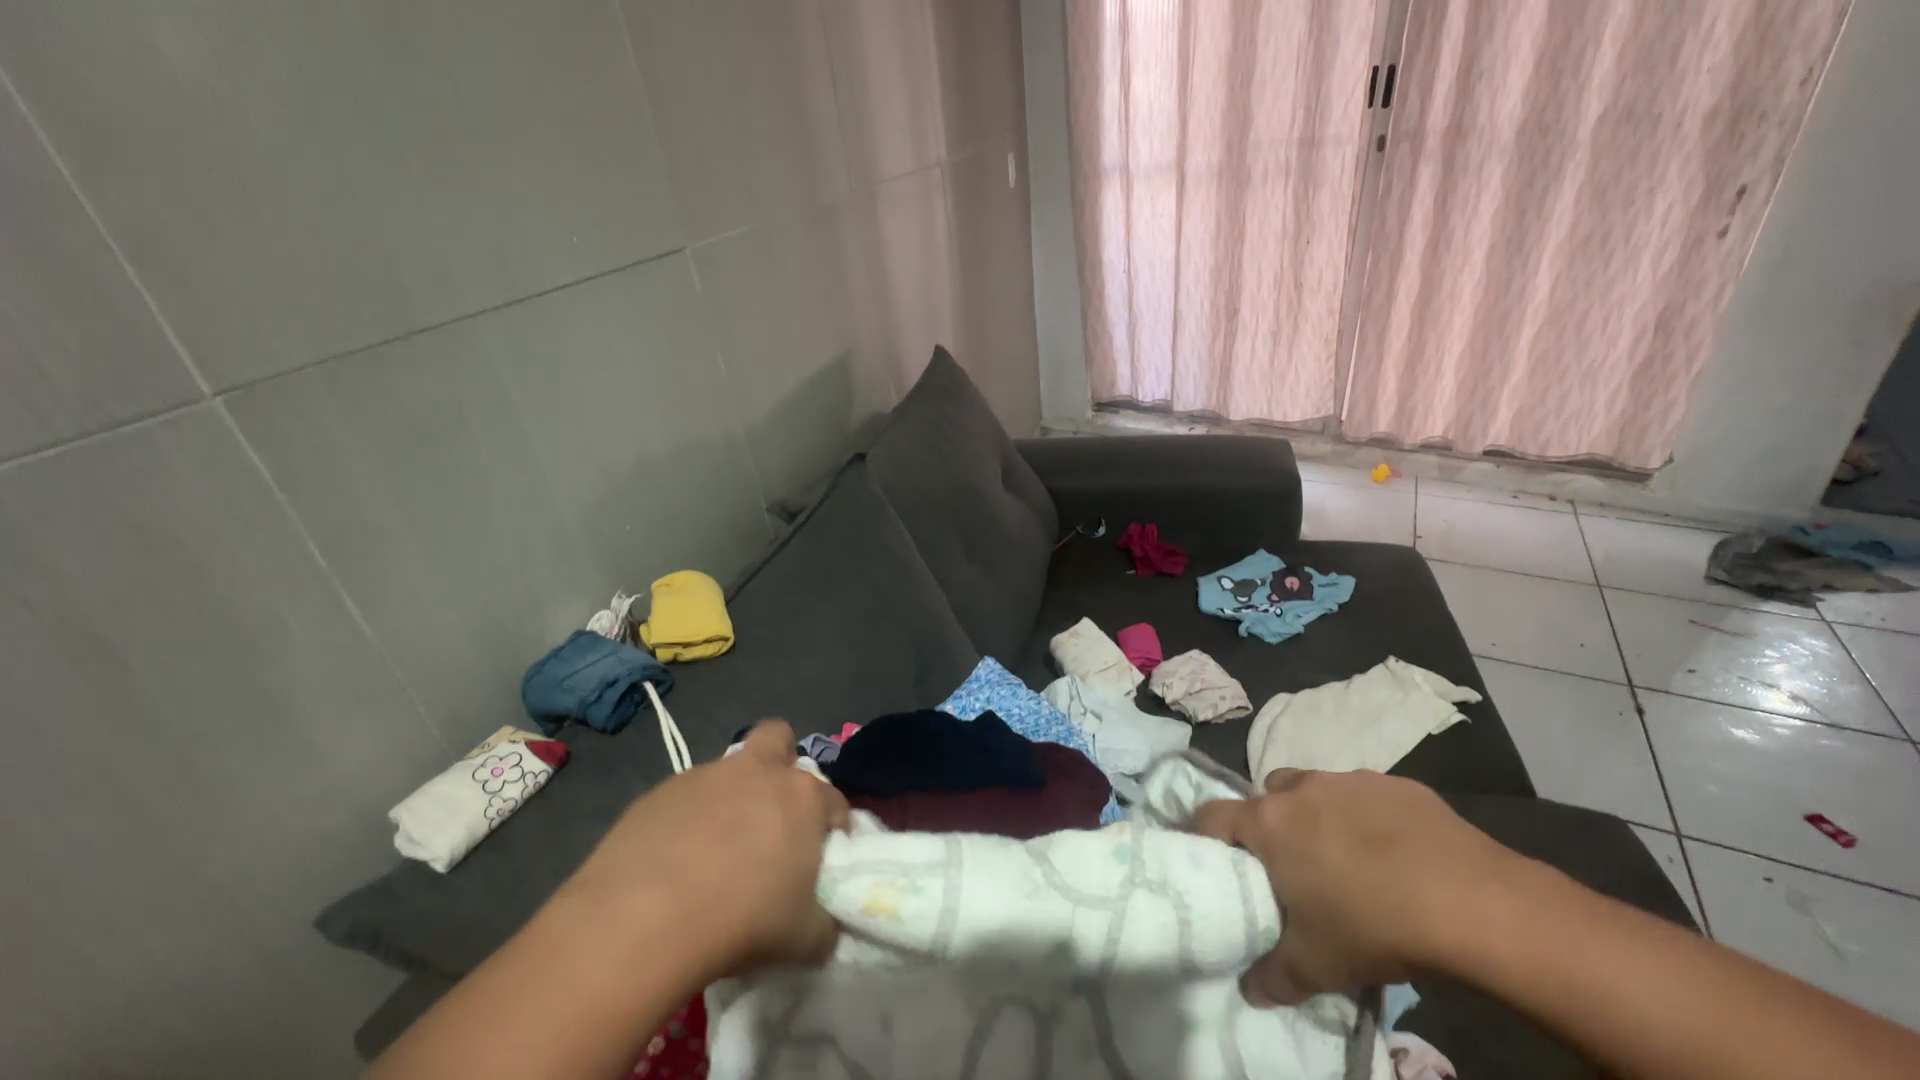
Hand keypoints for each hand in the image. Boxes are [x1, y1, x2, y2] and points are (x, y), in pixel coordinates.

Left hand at [554, 720, 849, 980]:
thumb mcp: (806, 941)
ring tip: (715, 855)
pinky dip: (685, 823)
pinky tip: (673, 864)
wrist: (644, 920)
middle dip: (781, 763)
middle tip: (773, 815)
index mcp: (802, 797)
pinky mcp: (656, 794)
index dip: (833, 827)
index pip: (834, 800)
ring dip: (728, 800)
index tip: (822, 858)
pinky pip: (682, 801)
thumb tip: (824, 928)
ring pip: (725, 773)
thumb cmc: (744, 921)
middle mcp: (756, 772)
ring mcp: (702, 777)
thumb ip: (825, 927)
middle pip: (777, 738)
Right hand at [1190, 768, 1526, 1005]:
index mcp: (1270, 823)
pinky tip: (1395, 856)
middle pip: (1266, 796)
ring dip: (1317, 817)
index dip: (1200, 836)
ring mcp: (1355, 782)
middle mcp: (1304, 790)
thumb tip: (1251, 990)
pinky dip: (1368, 819)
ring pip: (1317, 790)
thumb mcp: (1313, 967)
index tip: (1205, 859)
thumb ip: (1271, 977)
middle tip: (1285, 866)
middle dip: (1267, 823)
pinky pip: (1367, 797)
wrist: (1473, 905)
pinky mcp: (1403, 786)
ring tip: (1344, 860)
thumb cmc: (1373, 927)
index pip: (1211, 816)